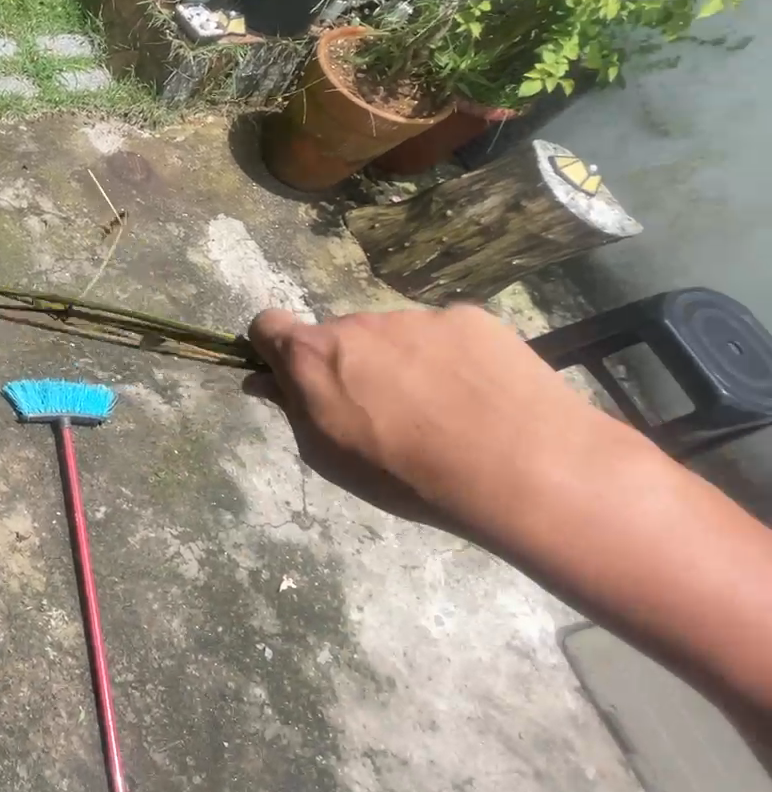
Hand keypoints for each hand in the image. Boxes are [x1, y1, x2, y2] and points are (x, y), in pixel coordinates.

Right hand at [245, 304, 647, 531]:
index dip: (273, 347)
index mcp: (310, 356)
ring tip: (436, 409)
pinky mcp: (470, 318)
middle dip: (345, 364)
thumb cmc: (403, 473)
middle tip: (378, 410)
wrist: (524, 468)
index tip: (291, 374)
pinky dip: (445, 358)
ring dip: (396, 361)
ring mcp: (415, 317)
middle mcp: (355, 324)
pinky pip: (441, 333)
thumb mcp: (326, 454)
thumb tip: (267, 382)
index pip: (266, 324)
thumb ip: (291, 409)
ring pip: (390, 336)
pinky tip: (472, 396)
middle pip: (336, 336)